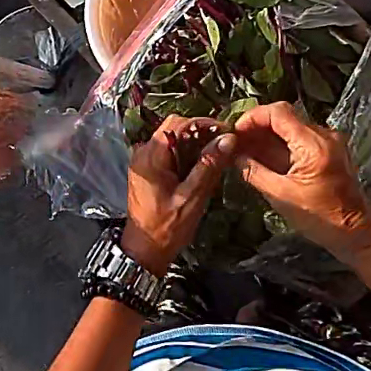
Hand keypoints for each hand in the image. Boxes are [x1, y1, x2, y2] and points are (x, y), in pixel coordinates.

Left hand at [123, 115, 234, 275]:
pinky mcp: (145, 170)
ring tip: (215, 155)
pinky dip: (183, 154)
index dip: (203, 124)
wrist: (145, 247)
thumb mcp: (193, 196)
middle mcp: (142, 153)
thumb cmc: (168, 225)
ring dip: (193, 144)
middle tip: (223, 145)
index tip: (226, 133)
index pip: (177, 123)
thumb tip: (228, 138)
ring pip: (170, 139)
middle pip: (173, 128)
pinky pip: (166, 152)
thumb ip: (209, 165)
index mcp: (150, 156)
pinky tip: (200, 166)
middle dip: (199, 133)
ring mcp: (142, 161)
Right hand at [231, 102, 370, 261]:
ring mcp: (328, 141)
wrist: (356, 232)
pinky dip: (276, 143)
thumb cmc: (319, 217)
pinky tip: (261, 157)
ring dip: (264, 135)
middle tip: (235, 142)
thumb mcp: (279, 195)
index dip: (252, 117)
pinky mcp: (327, 150)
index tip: (235, 133)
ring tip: (243, 150)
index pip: (278, 112)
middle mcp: (324, 136)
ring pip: (288, 125)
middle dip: (255, 126)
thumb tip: (232, 155)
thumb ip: (253, 171)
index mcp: (313, 145)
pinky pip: (296, 137)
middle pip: (283, 116)